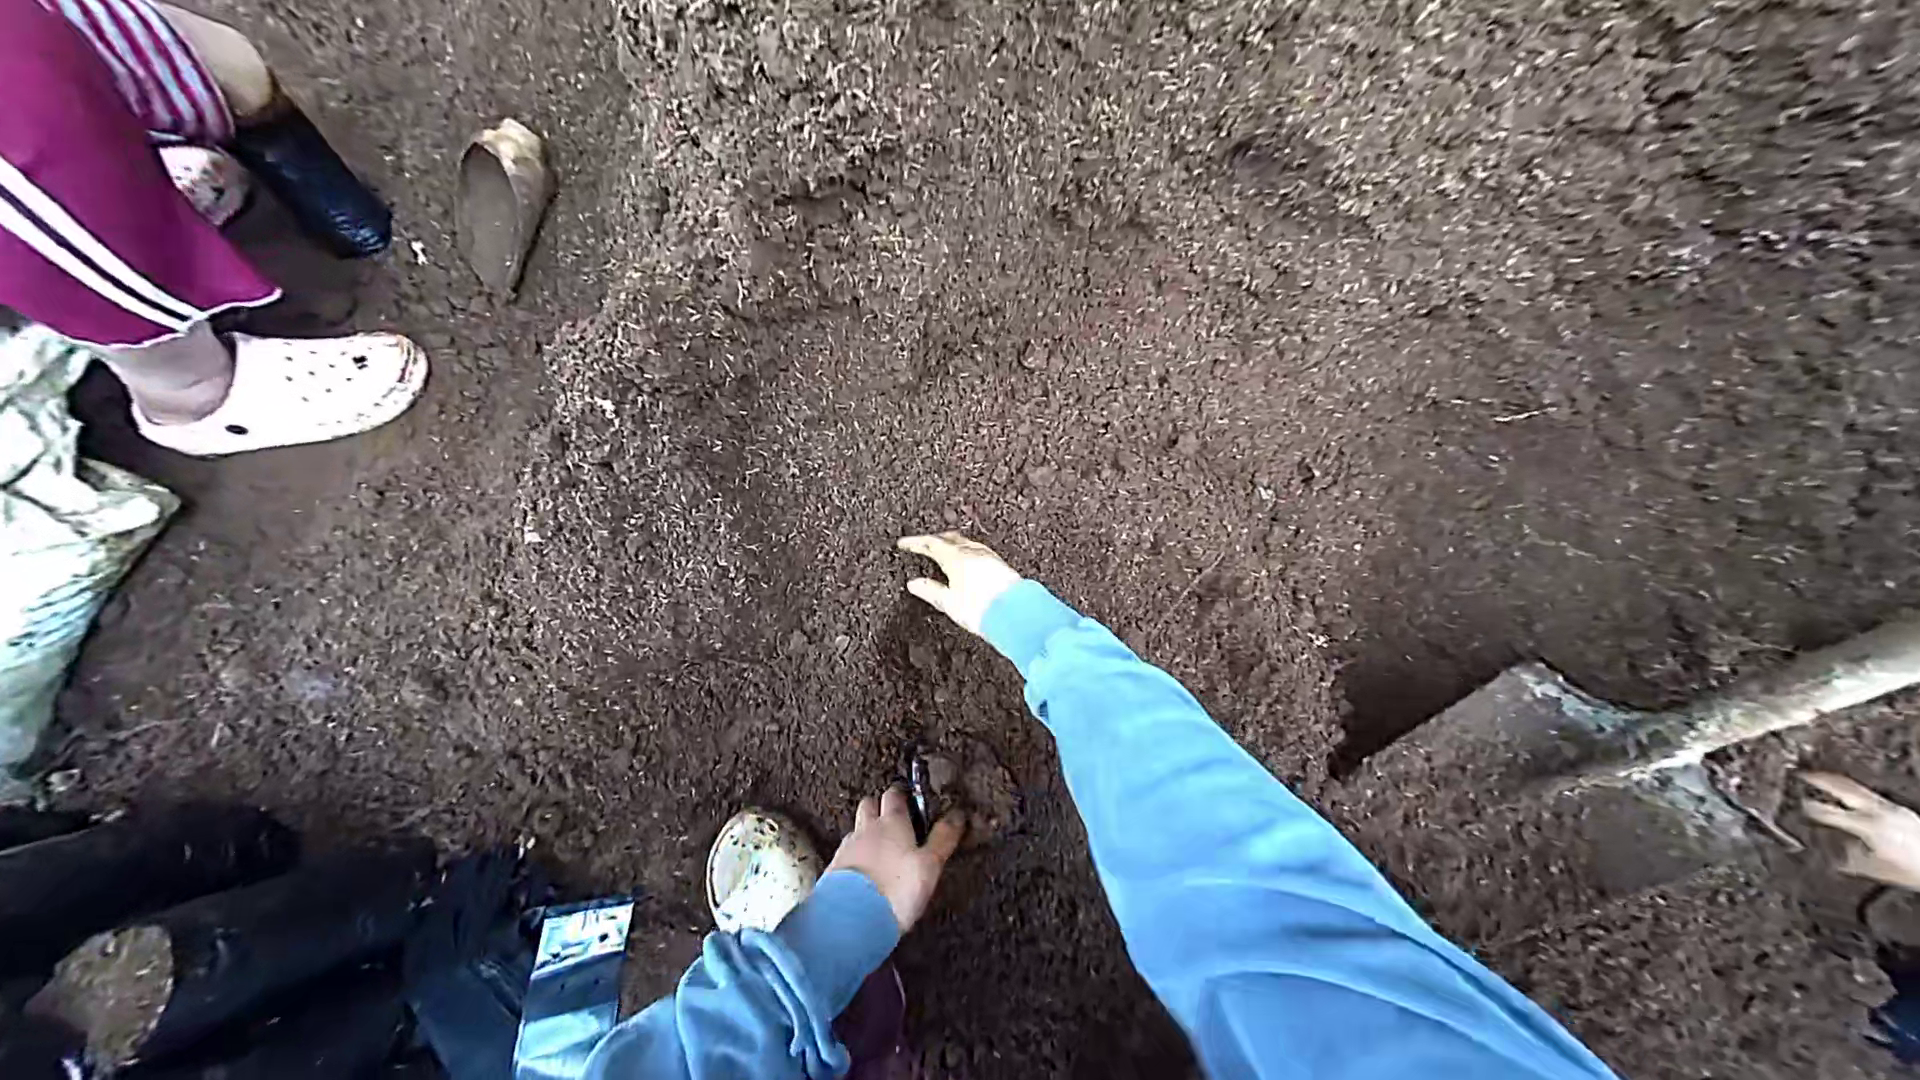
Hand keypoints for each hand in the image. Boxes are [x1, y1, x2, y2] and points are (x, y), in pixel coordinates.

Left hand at [826, 786, 964, 931]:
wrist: (850, 921)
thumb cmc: (894, 890)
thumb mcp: (929, 865)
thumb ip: (943, 838)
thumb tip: (958, 816)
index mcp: (892, 822)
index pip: (895, 794)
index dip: (902, 795)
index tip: (910, 798)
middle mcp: (867, 829)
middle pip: (870, 804)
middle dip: (879, 806)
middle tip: (891, 817)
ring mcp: (847, 848)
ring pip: (856, 828)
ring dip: (865, 832)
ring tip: (878, 848)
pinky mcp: (833, 870)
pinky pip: (845, 854)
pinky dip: (854, 857)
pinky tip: (862, 873)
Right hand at [896, 532, 1023, 635]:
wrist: (1015, 614)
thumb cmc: (983, 609)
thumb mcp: (949, 603)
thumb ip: (930, 591)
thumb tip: (915, 584)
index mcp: (956, 557)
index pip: (931, 544)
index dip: (915, 543)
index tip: (904, 543)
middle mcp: (973, 552)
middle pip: (949, 539)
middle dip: (934, 540)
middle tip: (923, 544)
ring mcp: (988, 557)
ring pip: (965, 543)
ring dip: (952, 544)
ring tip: (944, 550)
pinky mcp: (999, 565)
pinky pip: (978, 551)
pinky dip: (966, 551)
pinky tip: (968, 561)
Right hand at [1801, 772, 1919, 889]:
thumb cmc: (1914, 872)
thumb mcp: (1871, 868)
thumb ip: (1842, 852)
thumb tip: (1820, 842)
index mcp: (1867, 825)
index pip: (1819, 809)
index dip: (1799, 805)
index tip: (1786, 802)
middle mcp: (1880, 812)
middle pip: (1839, 785)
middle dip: (1813, 777)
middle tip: (1793, 773)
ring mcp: (1895, 810)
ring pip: (1855, 786)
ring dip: (1832, 781)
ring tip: (1814, 778)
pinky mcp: (1905, 812)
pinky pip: (1869, 795)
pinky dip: (1851, 791)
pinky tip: (1844, 796)